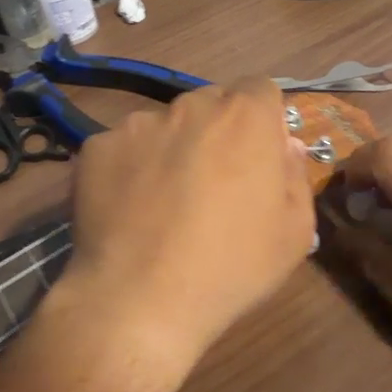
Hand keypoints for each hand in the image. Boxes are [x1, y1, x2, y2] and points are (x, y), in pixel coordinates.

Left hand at [55, 76, 315, 367]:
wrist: (137, 301)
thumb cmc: (230, 268)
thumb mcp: (294, 233)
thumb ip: (295, 176)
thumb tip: (285, 146)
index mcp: (244, 117)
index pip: (260, 90)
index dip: (262, 122)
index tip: (258, 160)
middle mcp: (190, 106)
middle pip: (211, 104)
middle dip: (217, 133)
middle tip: (213, 186)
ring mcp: (138, 124)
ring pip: (164, 126)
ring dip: (171, 150)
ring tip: (163, 205)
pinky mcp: (96, 147)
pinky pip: (122, 150)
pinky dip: (129, 171)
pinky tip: (128, 213)